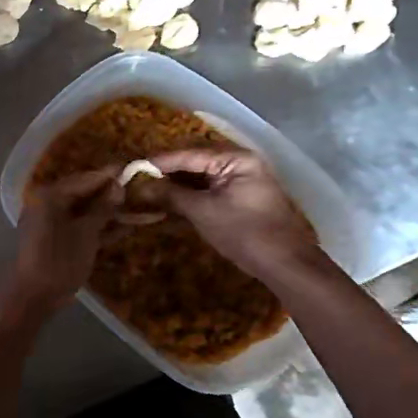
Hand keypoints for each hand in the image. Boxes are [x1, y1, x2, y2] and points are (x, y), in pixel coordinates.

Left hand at [9, 168, 121, 309]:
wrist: (34, 297)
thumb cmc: (60, 260)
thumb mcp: (86, 233)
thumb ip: (103, 208)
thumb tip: (119, 187)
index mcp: (49, 196)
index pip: (84, 179)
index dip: (108, 176)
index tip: (129, 168)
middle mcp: (46, 204)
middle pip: (82, 193)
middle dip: (108, 193)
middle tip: (134, 188)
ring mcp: (49, 223)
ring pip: (82, 211)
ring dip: (106, 211)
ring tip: (133, 207)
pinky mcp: (54, 240)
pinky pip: (78, 227)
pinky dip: (97, 227)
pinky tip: (123, 228)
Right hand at [149, 148, 323, 282]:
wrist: (283, 262)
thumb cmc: (244, 232)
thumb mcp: (203, 212)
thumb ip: (172, 195)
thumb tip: (143, 186)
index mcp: (235, 158)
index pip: (190, 154)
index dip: (160, 161)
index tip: (134, 166)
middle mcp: (240, 162)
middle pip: (196, 162)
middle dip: (168, 173)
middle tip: (139, 180)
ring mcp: (243, 180)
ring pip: (203, 177)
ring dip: (178, 185)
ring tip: (150, 192)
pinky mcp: (242, 198)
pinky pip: (212, 190)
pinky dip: (193, 196)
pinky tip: (172, 203)